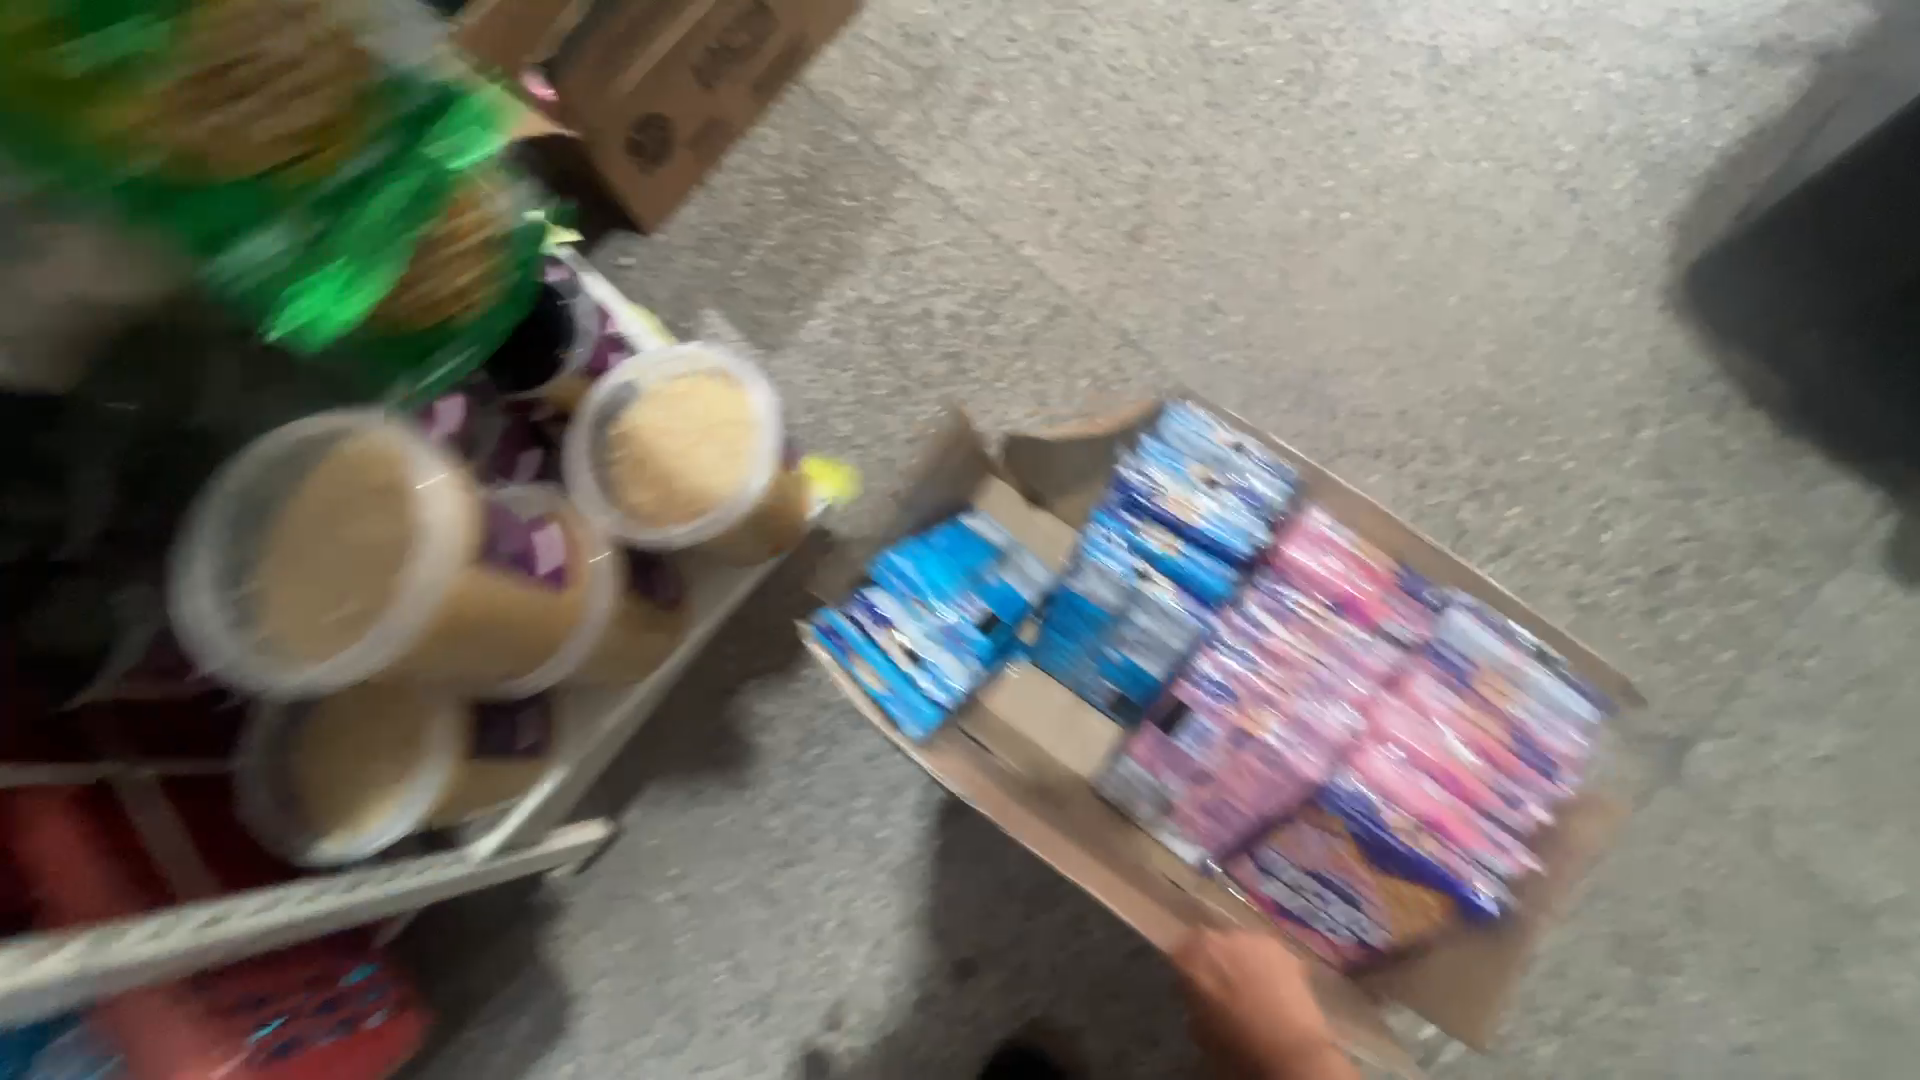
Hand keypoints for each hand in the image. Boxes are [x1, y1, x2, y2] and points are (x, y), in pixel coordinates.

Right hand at [1173, 928, 1358, 1079]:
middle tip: (1222, 986)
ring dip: (1239, 958)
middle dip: (1212, 960)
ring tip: (1251, 985)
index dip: (1185, 971)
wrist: (1290, 1051)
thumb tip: (1198, 998)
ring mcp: (1248, 937)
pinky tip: (1273, 985)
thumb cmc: (1237, 1046)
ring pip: (1237, 943)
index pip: (1177, 953)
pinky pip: (1262, 950)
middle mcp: (1216, 938)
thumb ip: (1193, 1004)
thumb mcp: (1200, 1031)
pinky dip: (1264, 962)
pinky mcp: (1278, 944)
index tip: (1192, 988)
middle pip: (1207, 942)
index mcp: (1189, 957)